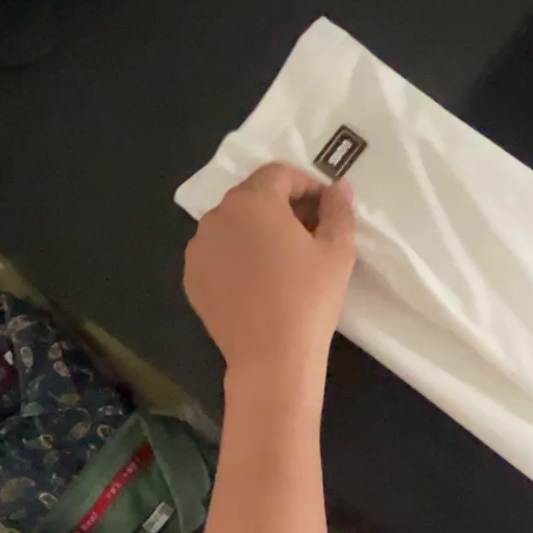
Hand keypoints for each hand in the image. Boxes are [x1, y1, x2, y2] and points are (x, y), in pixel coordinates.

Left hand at [184, 162, 356, 393]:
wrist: (272, 358)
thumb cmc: (309, 300)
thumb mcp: (338, 252)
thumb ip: (339, 211)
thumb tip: (340, 187)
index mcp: (254, 201)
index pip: (280, 174)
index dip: (307, 185)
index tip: (326, 208)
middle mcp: (218, 215)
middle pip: (254, 197)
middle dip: (282, 209)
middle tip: (310, 236)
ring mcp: (199, 248)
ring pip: (233, 226)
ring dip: (258, 233)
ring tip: (282, 263)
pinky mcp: (193, 277)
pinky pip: (219, 255)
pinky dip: (238, 258)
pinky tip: (258, 284)